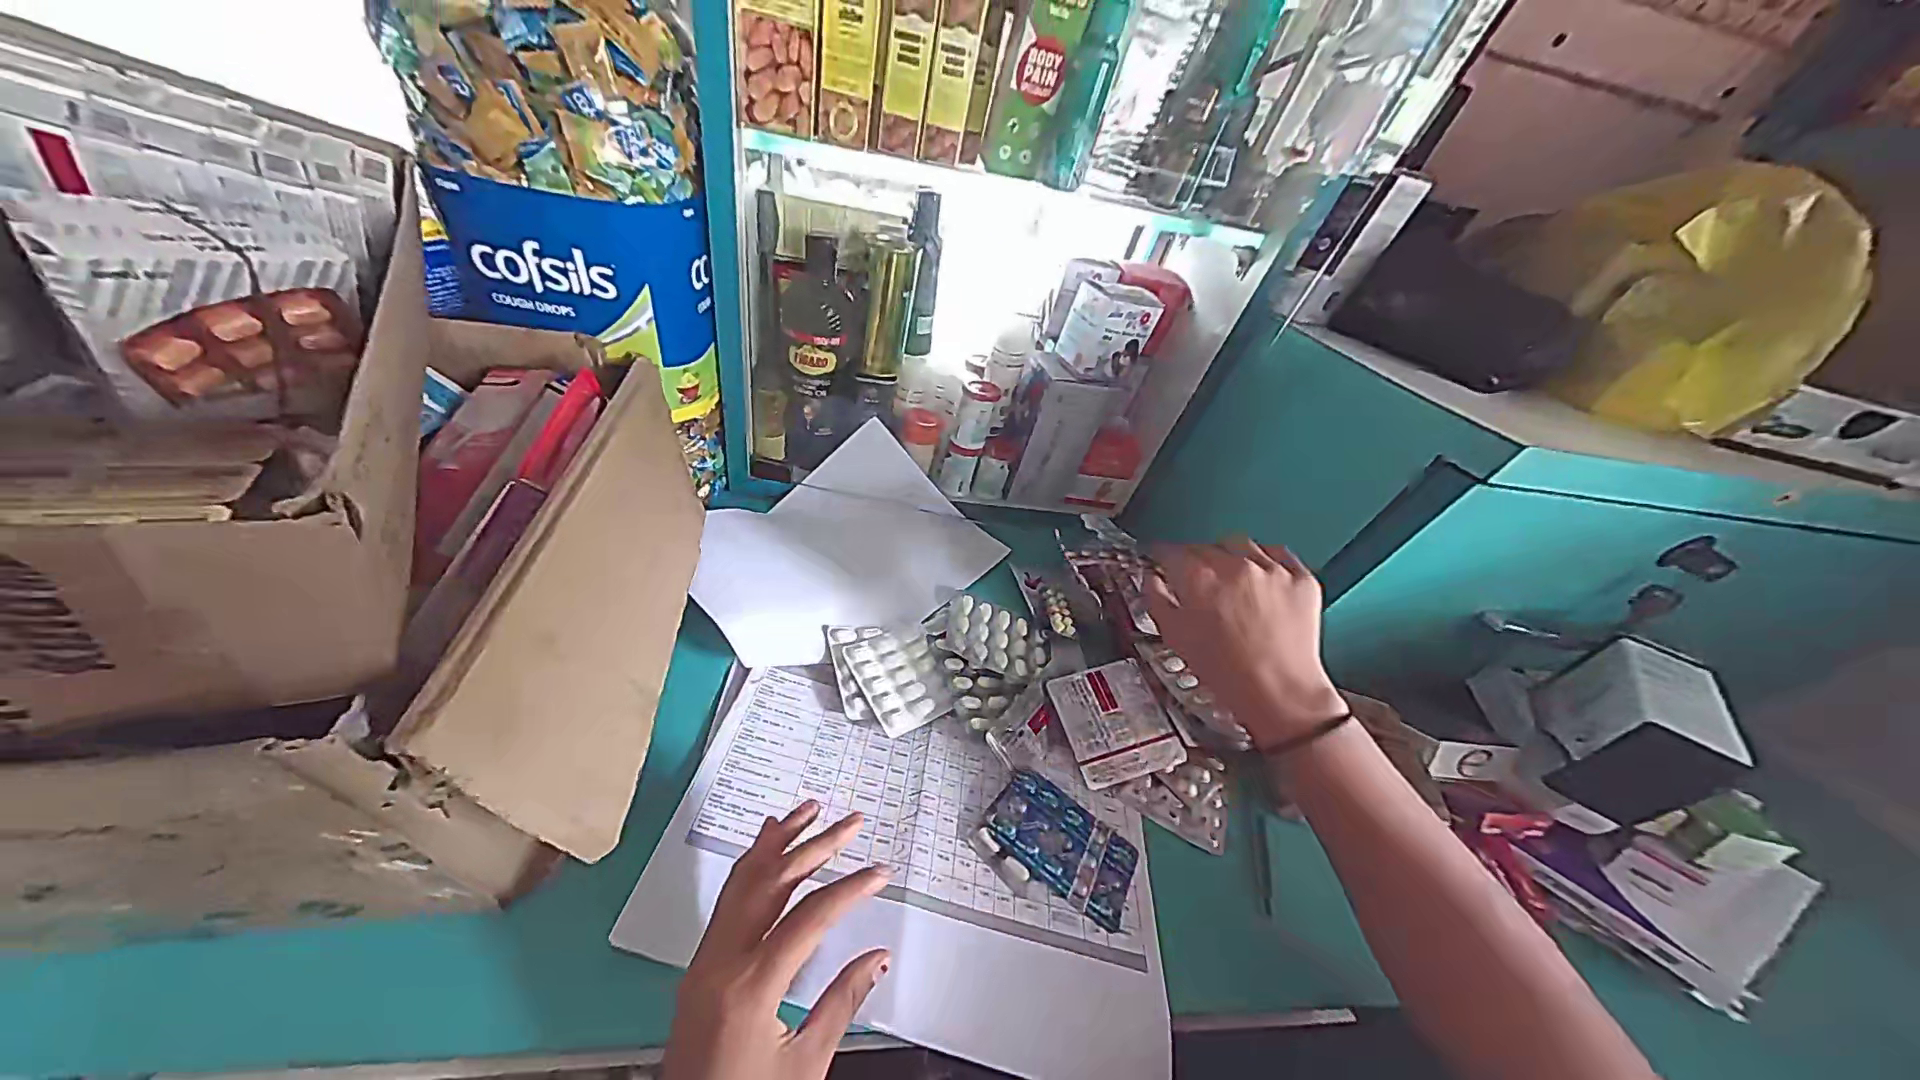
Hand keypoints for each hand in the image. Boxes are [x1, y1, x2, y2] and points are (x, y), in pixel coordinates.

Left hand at [664, 801, 891, 1079]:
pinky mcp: (699, 968)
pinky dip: (750, 866)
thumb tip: (877, 958)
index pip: (811, 916)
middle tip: (850, 822)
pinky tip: (763, 850)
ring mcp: (704, 962)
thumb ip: (842, 1002)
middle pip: (773, 882)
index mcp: (751, 986)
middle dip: (816, 845)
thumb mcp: (805, 1066)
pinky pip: (726, 902)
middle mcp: (721, 963)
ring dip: (777, 842)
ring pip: (742, 882)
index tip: (879, 873)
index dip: (851, 888)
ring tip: (804, 811)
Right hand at [1145, 538, 1348, 750]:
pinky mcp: (1299, 578)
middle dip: (1194, 560)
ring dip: (1228, 555)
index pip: (1171, 551)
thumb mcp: (1174, 636)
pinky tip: (1259, 577)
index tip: (1160, 559)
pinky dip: (1266, 560)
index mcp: (1198, 578)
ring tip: (1228, 579)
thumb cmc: (1227, 672)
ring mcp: (1270, 570)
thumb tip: (1151, 581)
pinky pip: (1279, 553)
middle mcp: (1234, 566)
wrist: (1278, 692)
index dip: (1161, 556)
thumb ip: (1156, 599)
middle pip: (1205, 546)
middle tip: (1194, 579)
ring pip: (1241, 544)